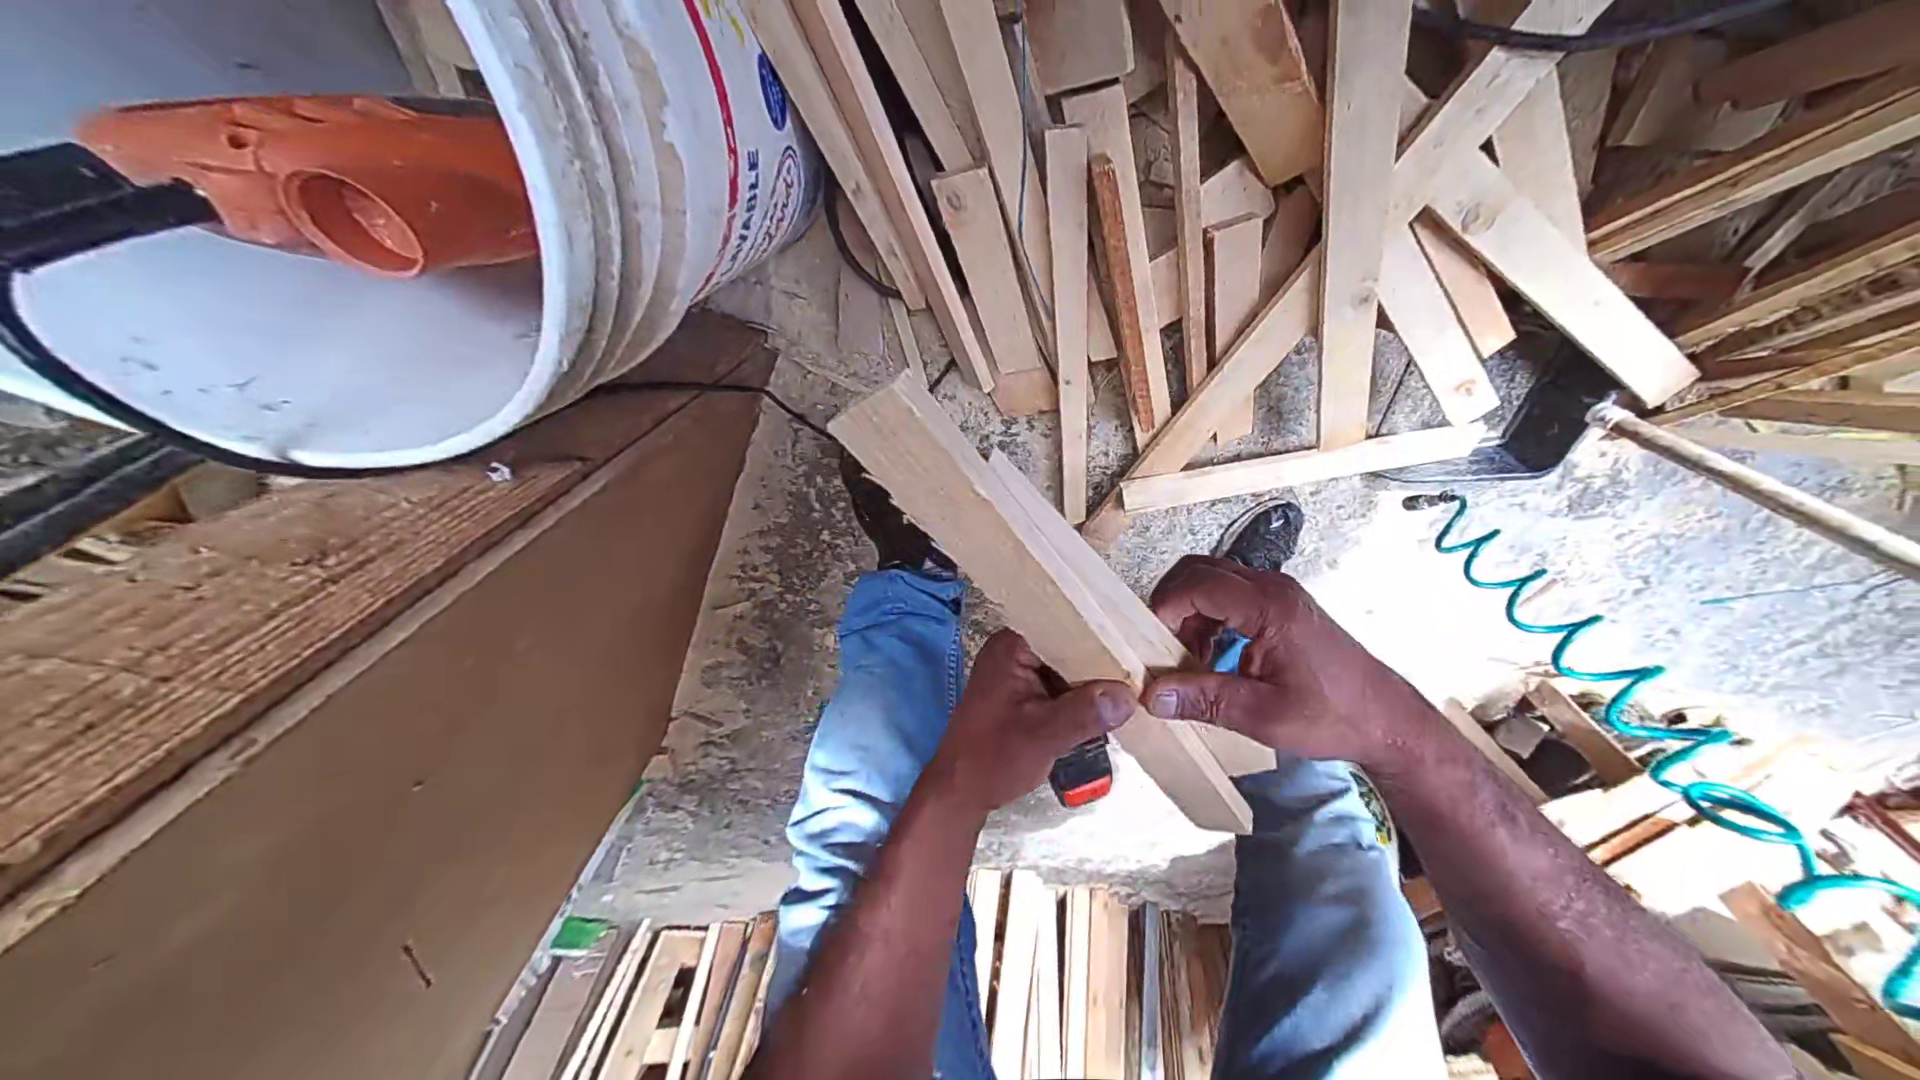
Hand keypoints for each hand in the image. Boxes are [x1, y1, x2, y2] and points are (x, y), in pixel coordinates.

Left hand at [924, 630, 1134, 815]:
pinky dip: (1083, 699)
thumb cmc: (991, 758)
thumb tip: (1128, 696)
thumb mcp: (1042, 735)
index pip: (1066, 626)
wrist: (960, 792)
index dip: (1104, 637)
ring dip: (1096, 685)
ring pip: (1072, 668)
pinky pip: (1064, 686)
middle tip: (1143, 678)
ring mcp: (1020, 670)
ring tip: (1135, 692)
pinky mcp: (1027, 692)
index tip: (1138, 652)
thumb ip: (1084, 713)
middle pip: (1072, 646)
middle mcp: (1016, 649)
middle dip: (1104, 664)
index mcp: (1012, 644)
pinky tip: (1110, 709)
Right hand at [1141, 555, 1434, 769]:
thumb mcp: (1263, 715)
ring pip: (1210, 580)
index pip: (1199, 583)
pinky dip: (1206, 619)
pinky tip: (1210, 657)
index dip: (1165, 607)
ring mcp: (1277, 593)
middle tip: (1160, 644)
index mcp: (1271, 607)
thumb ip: (1204, 700)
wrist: (1388, 720)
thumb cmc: (1334, 717)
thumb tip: (1152, 695)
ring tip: (1188, 659)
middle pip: (1199, 570)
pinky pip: (1227, 595)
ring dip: (1187, 614)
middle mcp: (1272, 588)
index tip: (1152, 642)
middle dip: (1170, 603)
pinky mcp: (1278, 605)